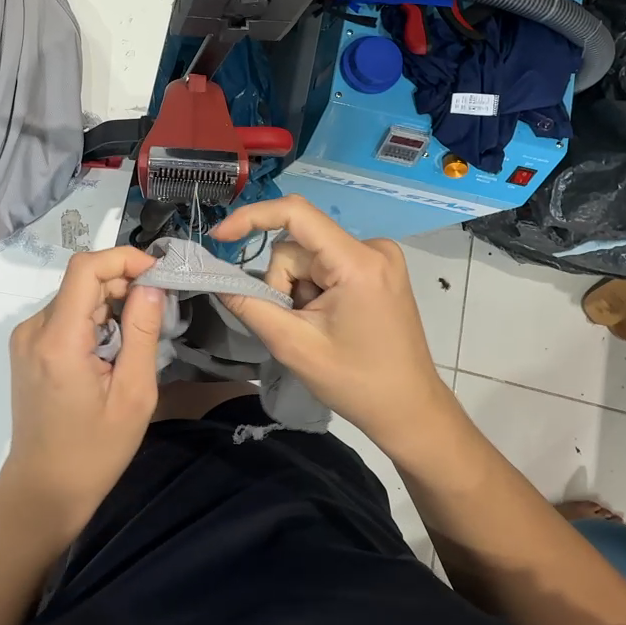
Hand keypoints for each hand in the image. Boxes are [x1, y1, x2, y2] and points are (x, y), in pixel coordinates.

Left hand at [0, 247, 163, 541]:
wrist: (44, 490)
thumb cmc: (94, 452)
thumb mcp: (133, 396)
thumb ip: (143, 334)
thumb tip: (153, 286)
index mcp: (57, 339)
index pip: (85, 268)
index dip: (124, 259)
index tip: (158, 274)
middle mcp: (33, 329)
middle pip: (81, 281)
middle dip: (123, 285)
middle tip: (158, 313)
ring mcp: (26, 338)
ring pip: (74, 297)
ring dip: (110, 305)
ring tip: (137, 339)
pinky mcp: (27, 349)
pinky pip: (64, 316)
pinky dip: (93, 320)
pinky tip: (112, 352)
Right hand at [208, 195, 457, 448]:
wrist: (410, 410)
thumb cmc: (357, 383)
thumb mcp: (292, 346)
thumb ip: (249, 306)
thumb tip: (215, 278)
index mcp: (358, 262)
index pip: (295, 214)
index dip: (251, 218)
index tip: (220, 236)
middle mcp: (372, 248)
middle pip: (297, 246)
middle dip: (282, 283)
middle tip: (295, 324)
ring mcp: (377, 257)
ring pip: (307, 258)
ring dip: (297, 290)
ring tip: (315, 327)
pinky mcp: (376, 268)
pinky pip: (323, 265)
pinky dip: (312, 290)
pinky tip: (327, 320)